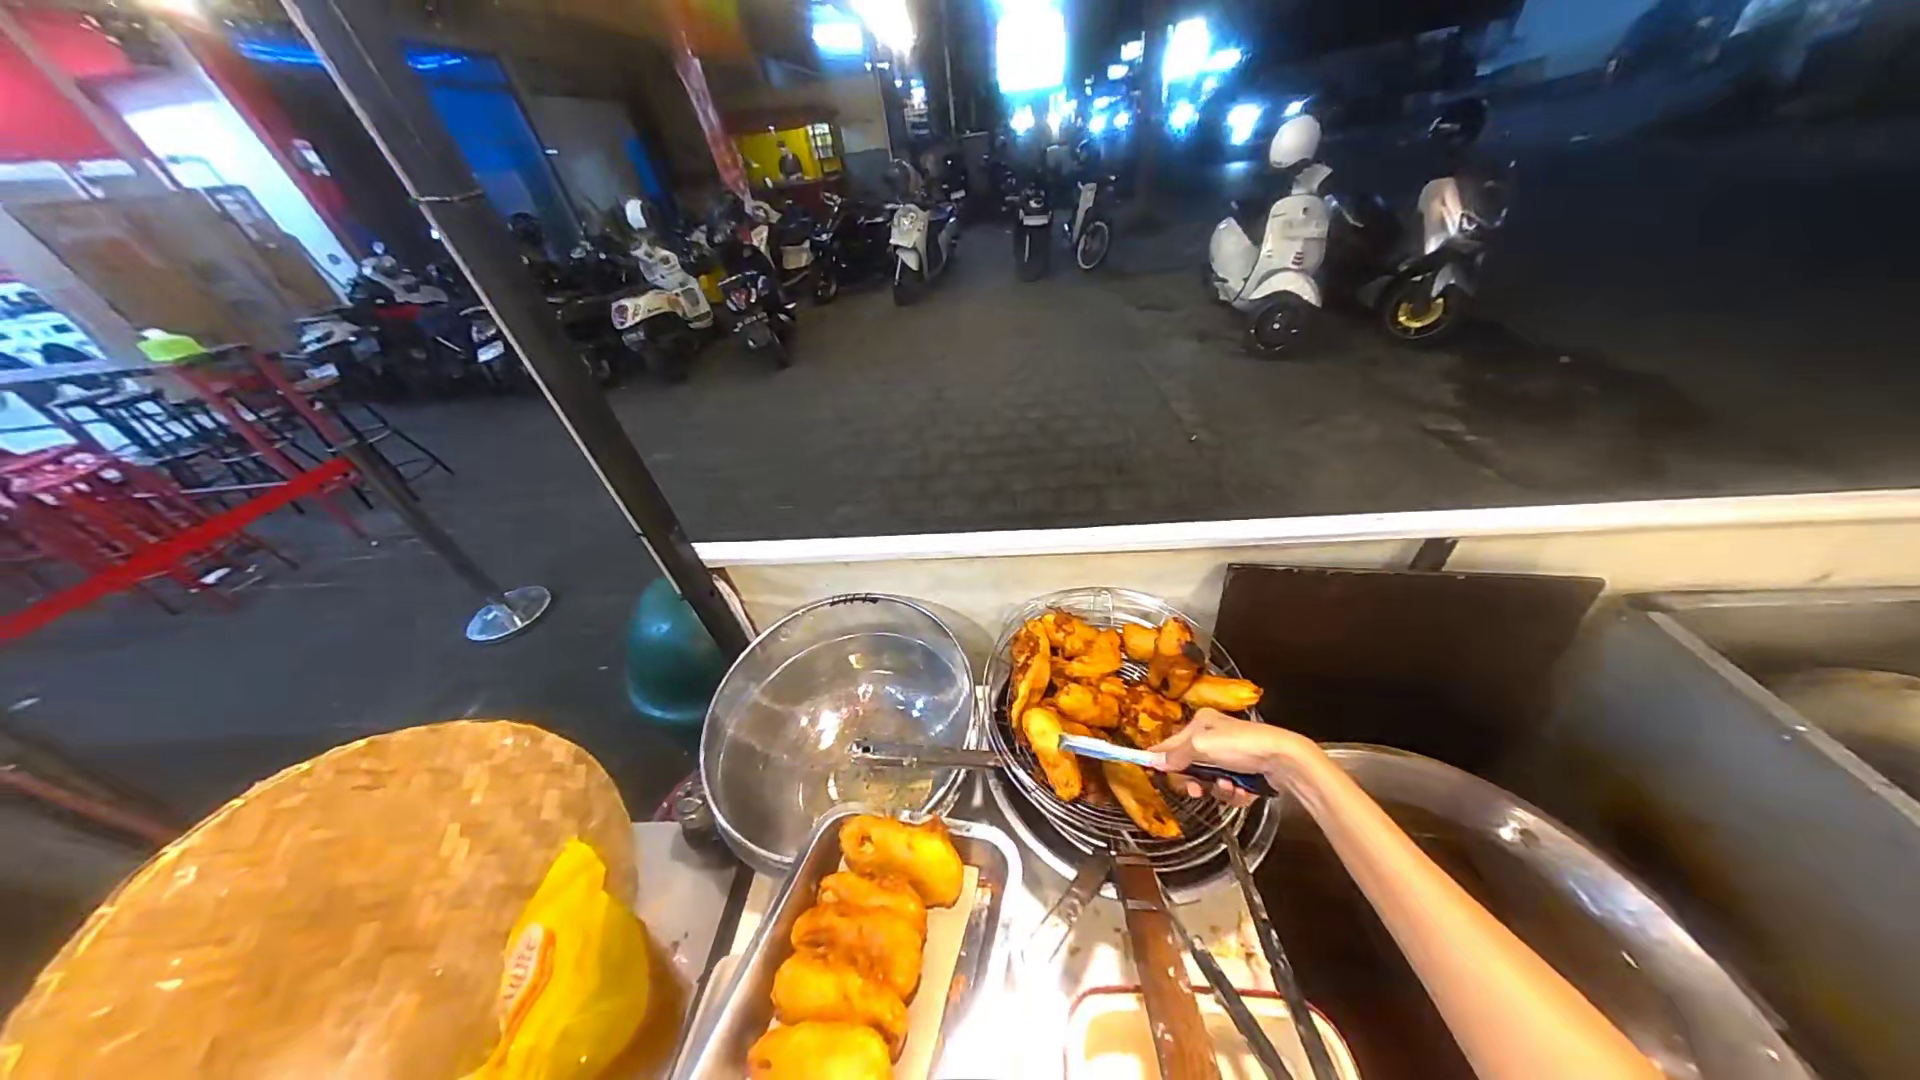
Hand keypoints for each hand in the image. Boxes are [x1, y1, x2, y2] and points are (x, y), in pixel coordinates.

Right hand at [1150, 709, 1307, 807]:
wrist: (1285, 759)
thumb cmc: (1241, 745)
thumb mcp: (1202, 745)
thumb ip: (1177, 754)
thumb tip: (1153, 760)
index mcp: (1202, 723)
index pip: (1173, 741)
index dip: (1161, 755)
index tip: (1147, 766)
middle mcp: (1215, 737)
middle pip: (1191, 764)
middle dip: (1195, 779)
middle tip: (1197, 789)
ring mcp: (1232, 756)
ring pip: (1211, 780)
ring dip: (1217, 788)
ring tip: (1229, 787)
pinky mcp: (1247, 773)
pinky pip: (1229, 788)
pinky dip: (1234, 793)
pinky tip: (1242, 791)